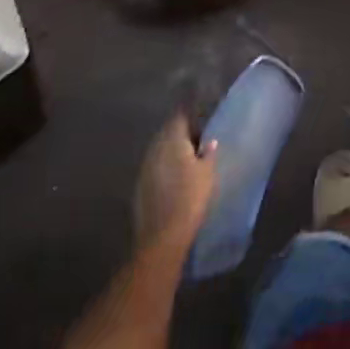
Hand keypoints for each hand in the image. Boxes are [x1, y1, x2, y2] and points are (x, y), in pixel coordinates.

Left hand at [132, 113, 217, 252]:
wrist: (162, 236)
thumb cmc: (190, 198)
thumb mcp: (207, 173)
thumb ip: (209, 153)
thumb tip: (209, 141)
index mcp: (172, 138)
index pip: (180, 115)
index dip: (190, 114)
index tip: (201, 116)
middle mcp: (155, 146)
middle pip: (169, 131)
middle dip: (182, 132)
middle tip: (198, 138)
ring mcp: (145, 165)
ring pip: (161, 148)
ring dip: (172, 149)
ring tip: (188, 158)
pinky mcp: (140, 183)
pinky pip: (155, 165)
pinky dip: (165, 166)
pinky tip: (174, 176)